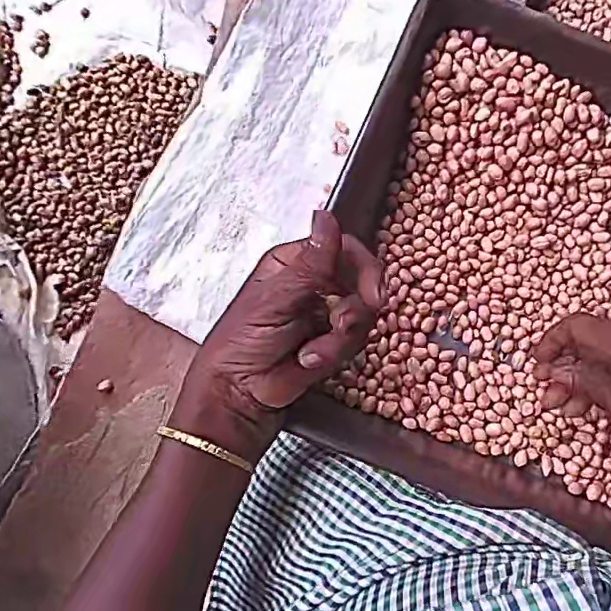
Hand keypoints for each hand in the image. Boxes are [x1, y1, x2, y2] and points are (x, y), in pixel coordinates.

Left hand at [171, 210, 383, 459]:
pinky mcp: (333, 341)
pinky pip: (355, 342)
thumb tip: (325, 217)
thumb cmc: (240, 342)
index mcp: (296, 263)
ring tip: (311, 351)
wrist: (237, 393)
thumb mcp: (275, 299)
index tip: (373, 292)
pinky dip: (333, 354)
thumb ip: (310, 263)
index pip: (345, 250)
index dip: (365, 268)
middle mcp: (315, 284)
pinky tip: (307, 360)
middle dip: (356, 307)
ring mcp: (326, 313)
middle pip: (363, 282)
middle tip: (341, 324)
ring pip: (363, 314)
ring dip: (339, 337)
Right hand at [529, 313, 610, 487]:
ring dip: (582, 379)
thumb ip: (589, 386)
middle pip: (589, 341)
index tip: (536, 369)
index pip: (576, 326)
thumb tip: (559, 373)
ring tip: (566, 410)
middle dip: (563, 368)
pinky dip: (605, 382)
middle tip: (548, 399)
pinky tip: (595, 407)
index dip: (550, 344)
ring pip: (606, 356)